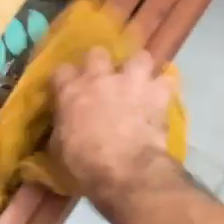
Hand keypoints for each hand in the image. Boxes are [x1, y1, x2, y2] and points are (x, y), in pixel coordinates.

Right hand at [50, 48, 184, 210]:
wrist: (123, 169)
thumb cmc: (83, 164)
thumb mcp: (58, 150)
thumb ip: (61, 129)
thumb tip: (63, 128)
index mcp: (70, 92)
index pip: (62, 71)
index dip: (65, 80)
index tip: (66, 90)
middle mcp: (100, 78)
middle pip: (98, 53)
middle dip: (100, 64)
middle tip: (103, 81)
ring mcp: (131, 82)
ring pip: (139, 57)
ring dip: (138, 69)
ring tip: (138, 82)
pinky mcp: (158, 94)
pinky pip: (165, 82)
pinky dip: (162, 89)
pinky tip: (159, 99)